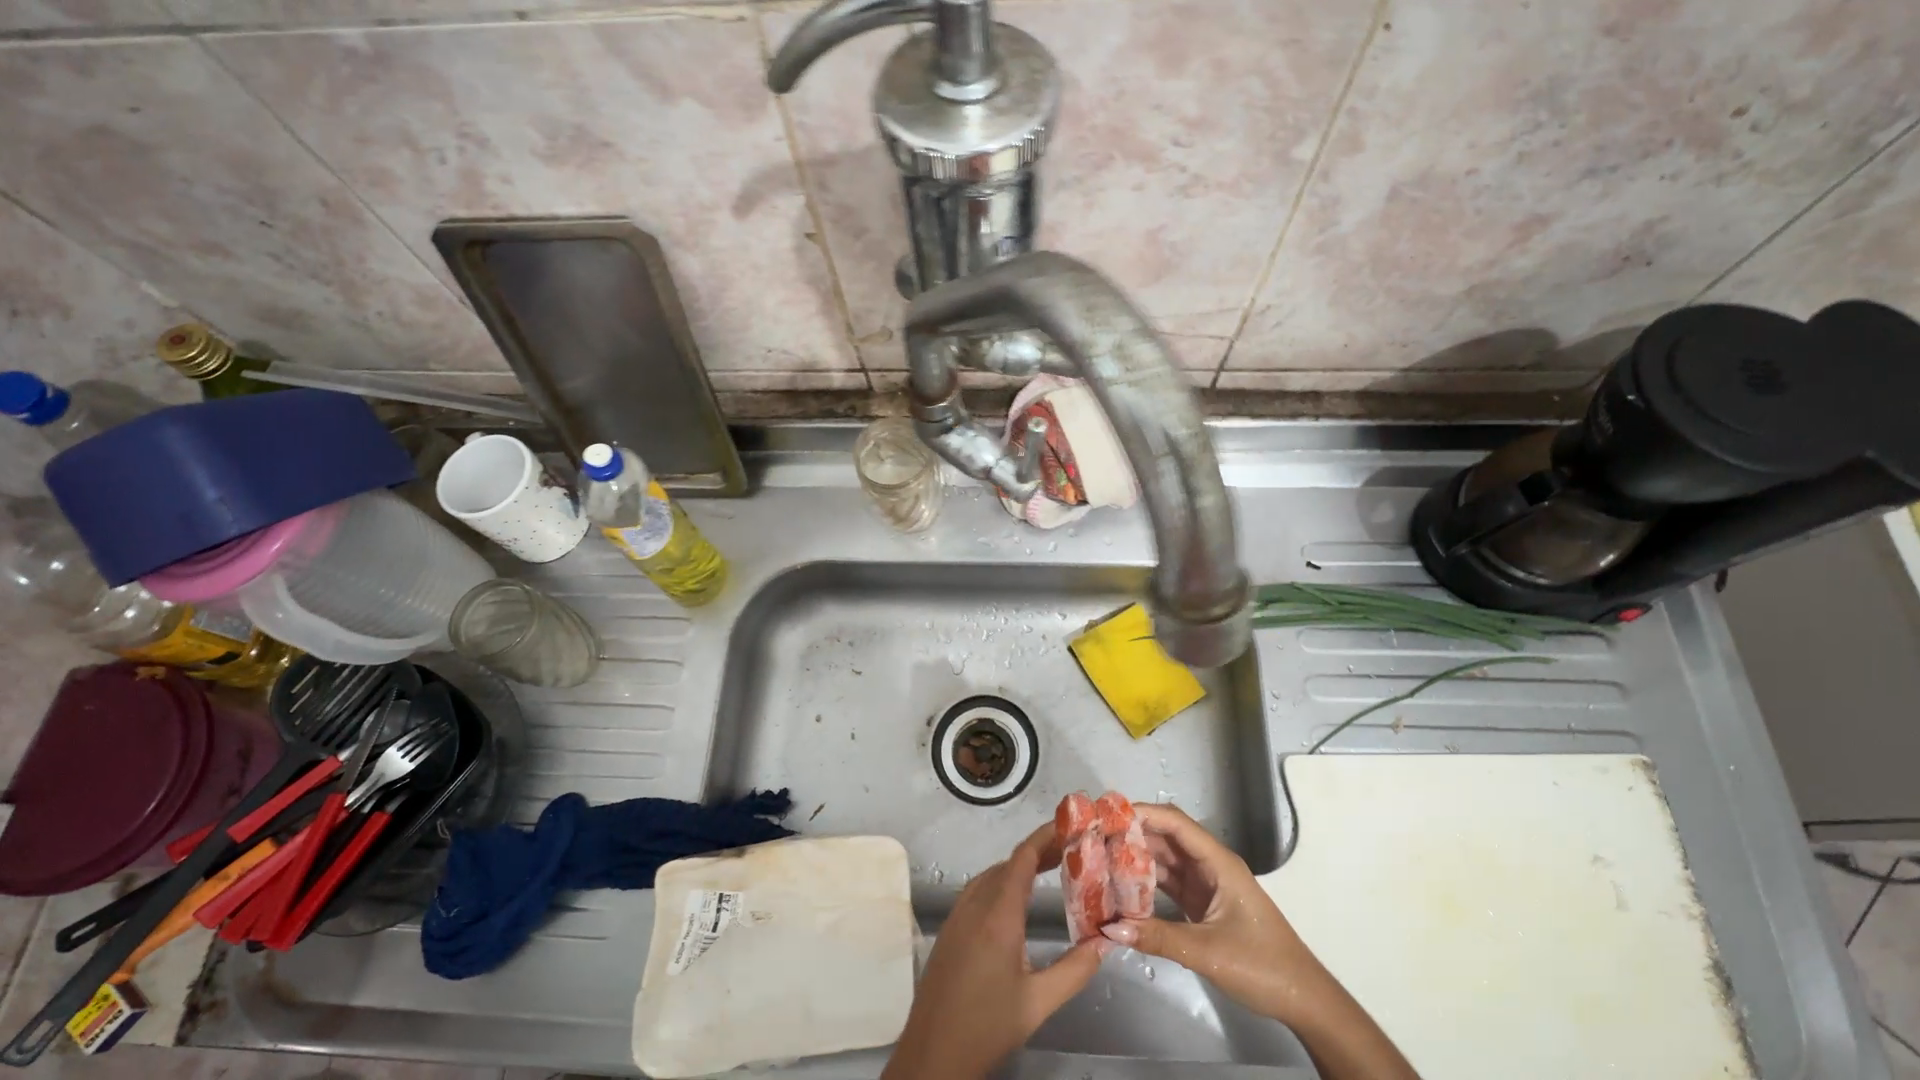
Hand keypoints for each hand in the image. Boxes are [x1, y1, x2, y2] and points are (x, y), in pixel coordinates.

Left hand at [882, 823, 1102, 1079]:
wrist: (932, 1054)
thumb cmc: (987, 1027)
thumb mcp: (1039, 1002)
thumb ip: (1075, 969)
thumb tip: (1105, 941)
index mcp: (997, 918)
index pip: (1021, 860)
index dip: (1045, 838)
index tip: (1070, 826)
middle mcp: (973, 908)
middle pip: (1006, 864)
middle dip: (1039, 851)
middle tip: (1073, 851)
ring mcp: (956, 919)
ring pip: (989, 877)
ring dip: (1018, 867)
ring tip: (1052, 869)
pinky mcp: (948, 933)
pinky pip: (976, 893)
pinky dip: (1001, 883)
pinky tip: (1017, 900)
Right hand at [1101, 805, 1420, 1079]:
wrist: (1302, 998)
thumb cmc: (1263, 966)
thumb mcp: (1207, 952)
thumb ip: (1157, 937)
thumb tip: (1108, 927)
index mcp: (1219, 863)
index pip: (1174, 824)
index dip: (1140, 813)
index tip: (1104, 814)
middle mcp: (1211, 867)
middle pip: (1165, 838)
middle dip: (1130, 834)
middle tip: (1090, 838)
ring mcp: (1207, 886)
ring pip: (1164, 861)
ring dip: (1135, 859)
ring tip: (1097, 859)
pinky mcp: (1203, 906)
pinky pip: (1168, 885)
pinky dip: (1145, 884)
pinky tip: (1119, 890)